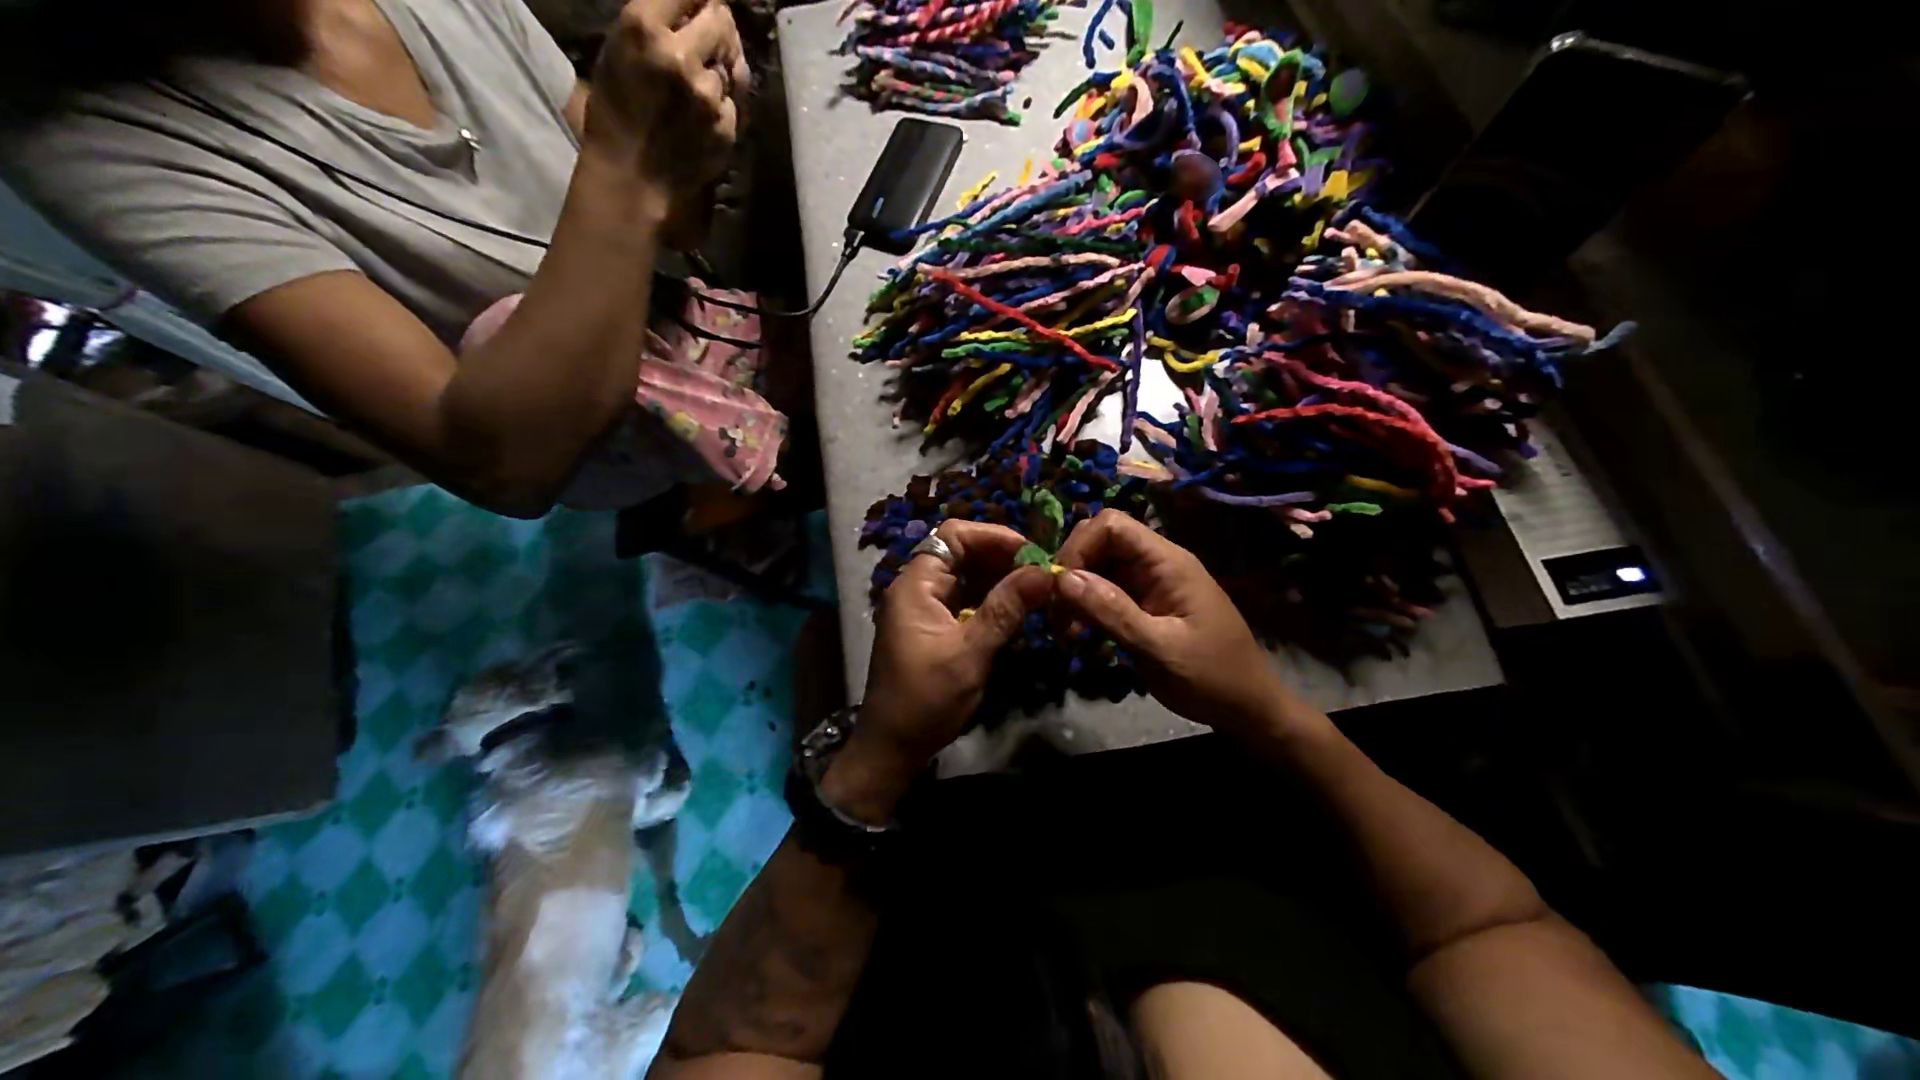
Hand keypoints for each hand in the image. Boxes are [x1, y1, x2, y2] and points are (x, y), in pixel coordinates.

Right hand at [586, 0, 747, 230]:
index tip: (703, 4)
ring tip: (701, 83)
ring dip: (723, 66)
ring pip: (732, 62)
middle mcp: (680, 56)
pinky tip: (707, 110)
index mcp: (643, 28)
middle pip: (720, 20)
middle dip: (718, 26)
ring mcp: (708, 94)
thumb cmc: (618, 112)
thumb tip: (695, 3)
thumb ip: (657, 22)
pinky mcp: (726, 125)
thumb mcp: (620, 50)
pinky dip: (727, 99)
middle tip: (709, 39)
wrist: (634, 177)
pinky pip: (737, 99)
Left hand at [824, 521, 1053, 820]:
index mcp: (916, 585)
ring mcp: (926, 608)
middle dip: (1002, 557)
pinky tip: (1019, 608)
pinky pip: (966, 599)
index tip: (1032, 553)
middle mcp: (918, 588)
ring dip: (1000, 578)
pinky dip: (991, 599)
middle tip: (1042, 573)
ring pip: (967, 576)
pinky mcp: (935, 627)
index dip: (994, 537)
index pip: (954, 536)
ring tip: (1038, 589)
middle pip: (962, 552)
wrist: (892, 746)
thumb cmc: (925, 700)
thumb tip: (1044, 572)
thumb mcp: (970, 654)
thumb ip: (1005, 609)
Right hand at [1052, 510, 1308, 736]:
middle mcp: (1156, 563)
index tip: (1059, 588)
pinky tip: (1078, 636)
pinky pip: (1105, 593)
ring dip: (1074, 594)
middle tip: (1055, 614)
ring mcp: (1149, 583)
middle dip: (1071, 571)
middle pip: (1100, 542)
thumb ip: (1111, 611)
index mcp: (1168, 562)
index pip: (1112, 525)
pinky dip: (1085, 609)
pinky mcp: (1143, 604)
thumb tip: (1061, 578)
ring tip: (1064, 632)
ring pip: (1097, 568)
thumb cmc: (1211, 677)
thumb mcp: (1159, 648)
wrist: (1247, 708)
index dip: (1079, 547)